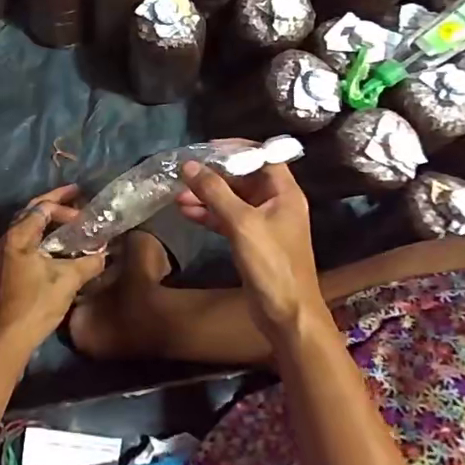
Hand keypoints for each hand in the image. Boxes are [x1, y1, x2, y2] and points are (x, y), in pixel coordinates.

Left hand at [0, 185, 107, 346]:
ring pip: (30, 224)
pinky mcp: (11, 265)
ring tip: (72, 213)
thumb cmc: (37, 303)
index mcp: (19, 235)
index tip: (85, 217)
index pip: (43, 208)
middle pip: (33, 210)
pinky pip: (29, 237)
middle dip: (56, 201)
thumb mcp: (68, 280)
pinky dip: (45, 231)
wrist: (10, 337)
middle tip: (77, 194)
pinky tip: (61, 238)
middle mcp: (9, 238)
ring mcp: (7, 252)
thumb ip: (89, 262)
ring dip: (50, 217)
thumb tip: (105, 252)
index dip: (66, 208)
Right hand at [176, 149, 323, 337]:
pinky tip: (186, 212)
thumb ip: (216, 192)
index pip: (262, 156)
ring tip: (177, 194)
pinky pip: (228, 219)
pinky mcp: (252, 242)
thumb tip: (189, 166)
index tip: (207, 149)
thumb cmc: (272, 264)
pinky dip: (209, 215)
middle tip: (185, 172)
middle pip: (244, 177)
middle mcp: (276, 203)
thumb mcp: (242, 223)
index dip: (236, 149)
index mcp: (285, 192)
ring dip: (207, 196)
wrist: (287, 316)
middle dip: (214, 175)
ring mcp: (264, 224)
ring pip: (233, 200)